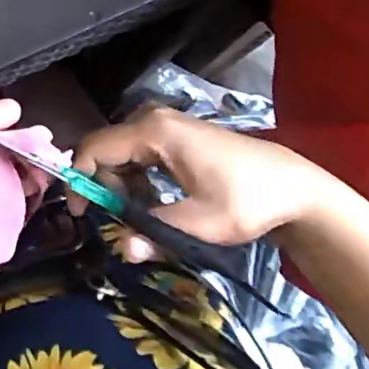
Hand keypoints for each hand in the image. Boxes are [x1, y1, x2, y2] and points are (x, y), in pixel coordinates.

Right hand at [71, 106, 331, 245]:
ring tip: (140, 217)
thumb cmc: (246, 200)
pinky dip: (135, 179)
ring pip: (120, 152)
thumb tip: (122, 249)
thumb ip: (156, 233)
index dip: (80, 179)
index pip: (96, 147)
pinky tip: (153, 203)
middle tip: (119, 223)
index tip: (80, 214)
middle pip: (106, 149)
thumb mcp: (201, 223)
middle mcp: (152, 119)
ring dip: (120, 185)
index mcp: (154, 131)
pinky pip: (137, 152)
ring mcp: (163, 123)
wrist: (289, 185)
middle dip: (103, 186)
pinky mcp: (172, 134)